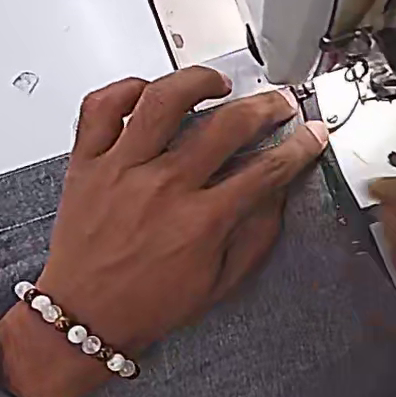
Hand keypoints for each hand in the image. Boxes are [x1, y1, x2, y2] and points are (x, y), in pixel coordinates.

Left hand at [0, 67, 329, 396]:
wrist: (86, 316)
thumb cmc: (148, 303)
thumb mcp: (218, 283)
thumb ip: (254, 238)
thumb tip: (277, 197)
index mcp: (201, 221)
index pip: (265, 170)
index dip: (298, 147)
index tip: (309, 135)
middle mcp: (163, 187)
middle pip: (227, 125)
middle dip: (266, 107)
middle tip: (276, 104)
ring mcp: (122, 169)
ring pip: (164, 100)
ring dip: (199, 81)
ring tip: (217, 83)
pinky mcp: (87, 163)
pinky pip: (101, 107)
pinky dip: (126, 89)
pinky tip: (148, 92)